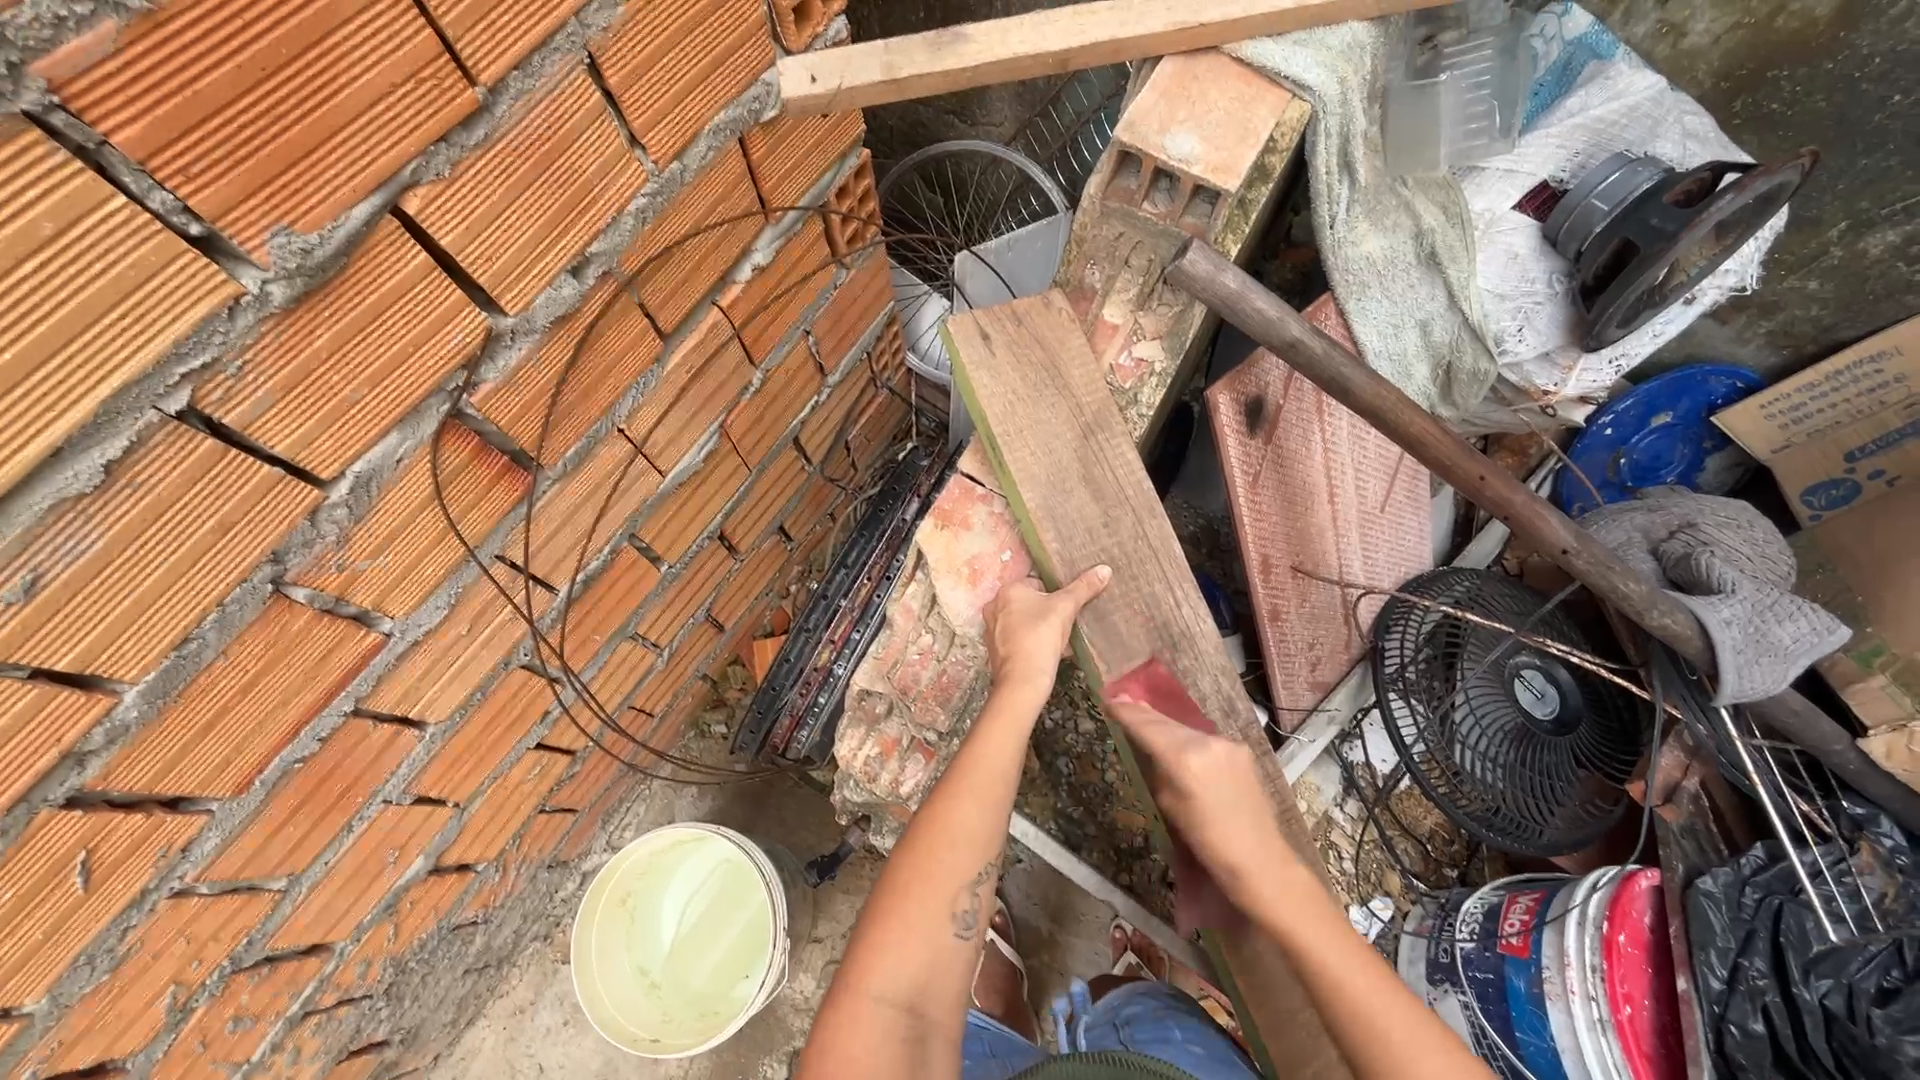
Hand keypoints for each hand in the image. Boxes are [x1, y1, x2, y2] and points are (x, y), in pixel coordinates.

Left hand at [982, 566, 1111, 701]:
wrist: (1022, 680)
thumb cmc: (1041, 635)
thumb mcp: (1066, 607)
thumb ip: (1084, 587)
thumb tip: (1104, 569)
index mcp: (1008, 590)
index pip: (1036, 582)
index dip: (1055, 593)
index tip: (1068, 605)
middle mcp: (994, 607)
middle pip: (1029, 603)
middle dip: (1047, 612)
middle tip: (1066, 622)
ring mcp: (993, 631)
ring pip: (1023, 623)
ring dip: (1040, 629)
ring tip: (1059, 640)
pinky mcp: (996, 651)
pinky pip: (1018, 641)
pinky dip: (1032, 644)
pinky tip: (1049, 654)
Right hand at [1104, 697, 1307, 910]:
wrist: (1260, 859)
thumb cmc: (1206, 842)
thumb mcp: (1167, 806)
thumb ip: (1155, 770)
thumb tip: (1143, 746)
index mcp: (1184, 757)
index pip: (1147, 726)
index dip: (1126, 712)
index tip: (1108, 699)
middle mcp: (1207, 741)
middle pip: (1166, 722)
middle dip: (1143, 715)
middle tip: (1121, 703)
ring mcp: (1228, 743)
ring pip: (1186, 729)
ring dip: (1166, 727)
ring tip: (1146, 721)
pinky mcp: (1241, 750)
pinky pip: (1205, 739)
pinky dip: (1188, 739)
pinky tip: (1179, 743)